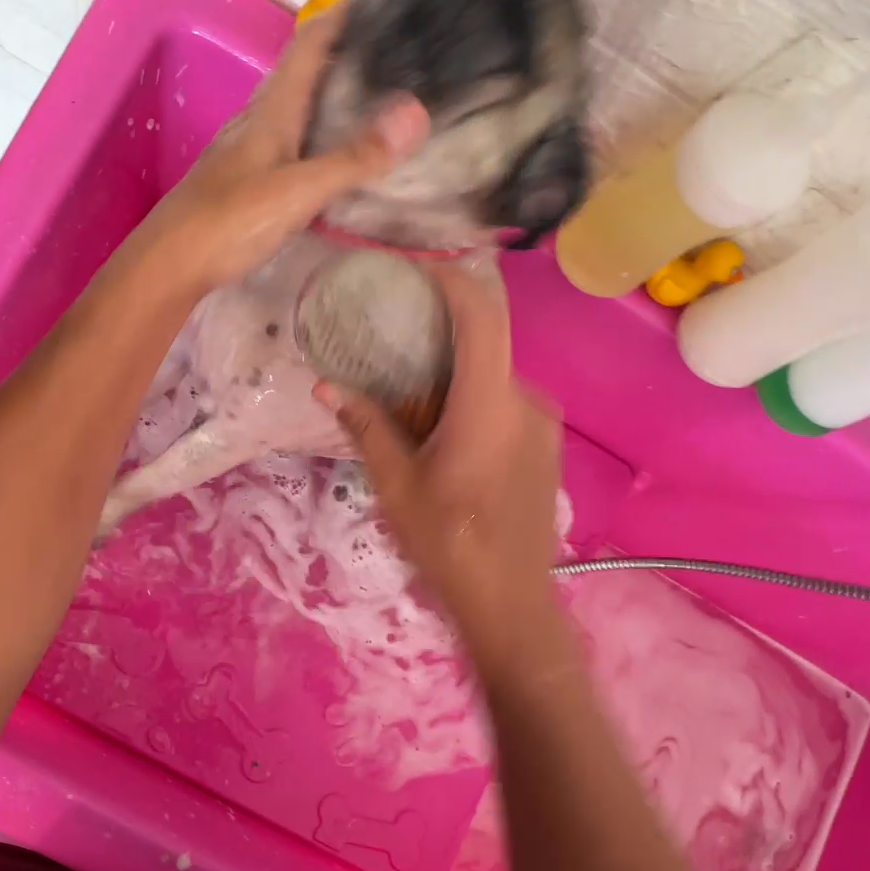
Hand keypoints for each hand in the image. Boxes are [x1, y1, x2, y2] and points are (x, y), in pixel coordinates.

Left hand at [131, 5, 427, 291]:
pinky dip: (310, 148)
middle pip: (301, 79)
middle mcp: (254, 125)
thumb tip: (415, 113)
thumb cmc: (227, 224)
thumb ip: (352, 158)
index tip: (378, 12)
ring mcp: (241, 157)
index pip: (308, 45)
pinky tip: (324, 169)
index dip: (341, 19)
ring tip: (368, 112)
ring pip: (290, 118)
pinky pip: (283, 154)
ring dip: (325, 108)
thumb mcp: (296, 191)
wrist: (167, 268)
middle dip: (341, 64)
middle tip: (390, 65)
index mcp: (270, 112)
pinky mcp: (236, 189)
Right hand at [317, 258, 563, 656]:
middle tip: (388, 340)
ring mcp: (542, 424)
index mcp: (490, 404)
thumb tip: (326, 386)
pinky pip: (503, 403)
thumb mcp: (396, 485)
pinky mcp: (544, 446)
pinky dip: (469, 399)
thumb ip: (367, 427)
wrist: (510, 600)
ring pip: (492, 377)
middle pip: (484, 345)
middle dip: (437, 336)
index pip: (481, 316)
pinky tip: (437, 431)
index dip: (451, 281)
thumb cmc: (447, 542)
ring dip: (451, 373)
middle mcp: (526, 400)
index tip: (413, 270)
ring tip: (404, 392)